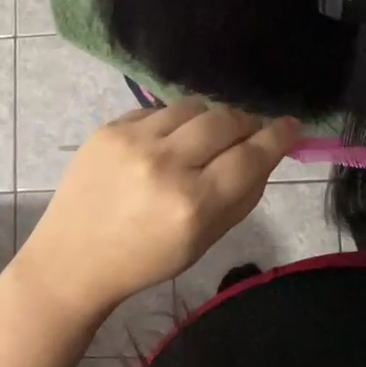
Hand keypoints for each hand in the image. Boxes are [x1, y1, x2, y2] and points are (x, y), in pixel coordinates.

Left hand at [15, 100, 299, 315]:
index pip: (252, 155)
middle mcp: (165, 165)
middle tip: (252, 131)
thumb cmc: (145, 260)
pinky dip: (174, 123)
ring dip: (210, 118)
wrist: (73, 258)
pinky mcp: (109, 128)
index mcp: (193, 205)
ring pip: (193, 106)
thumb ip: (242, 196)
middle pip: (226, 120)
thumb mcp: (204, 242)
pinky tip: (169, 142)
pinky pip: (159, 110)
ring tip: (208, 137)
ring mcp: (133, 141)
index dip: (279, 136)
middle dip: (248, 122)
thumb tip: (269, 154)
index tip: (292, 126)